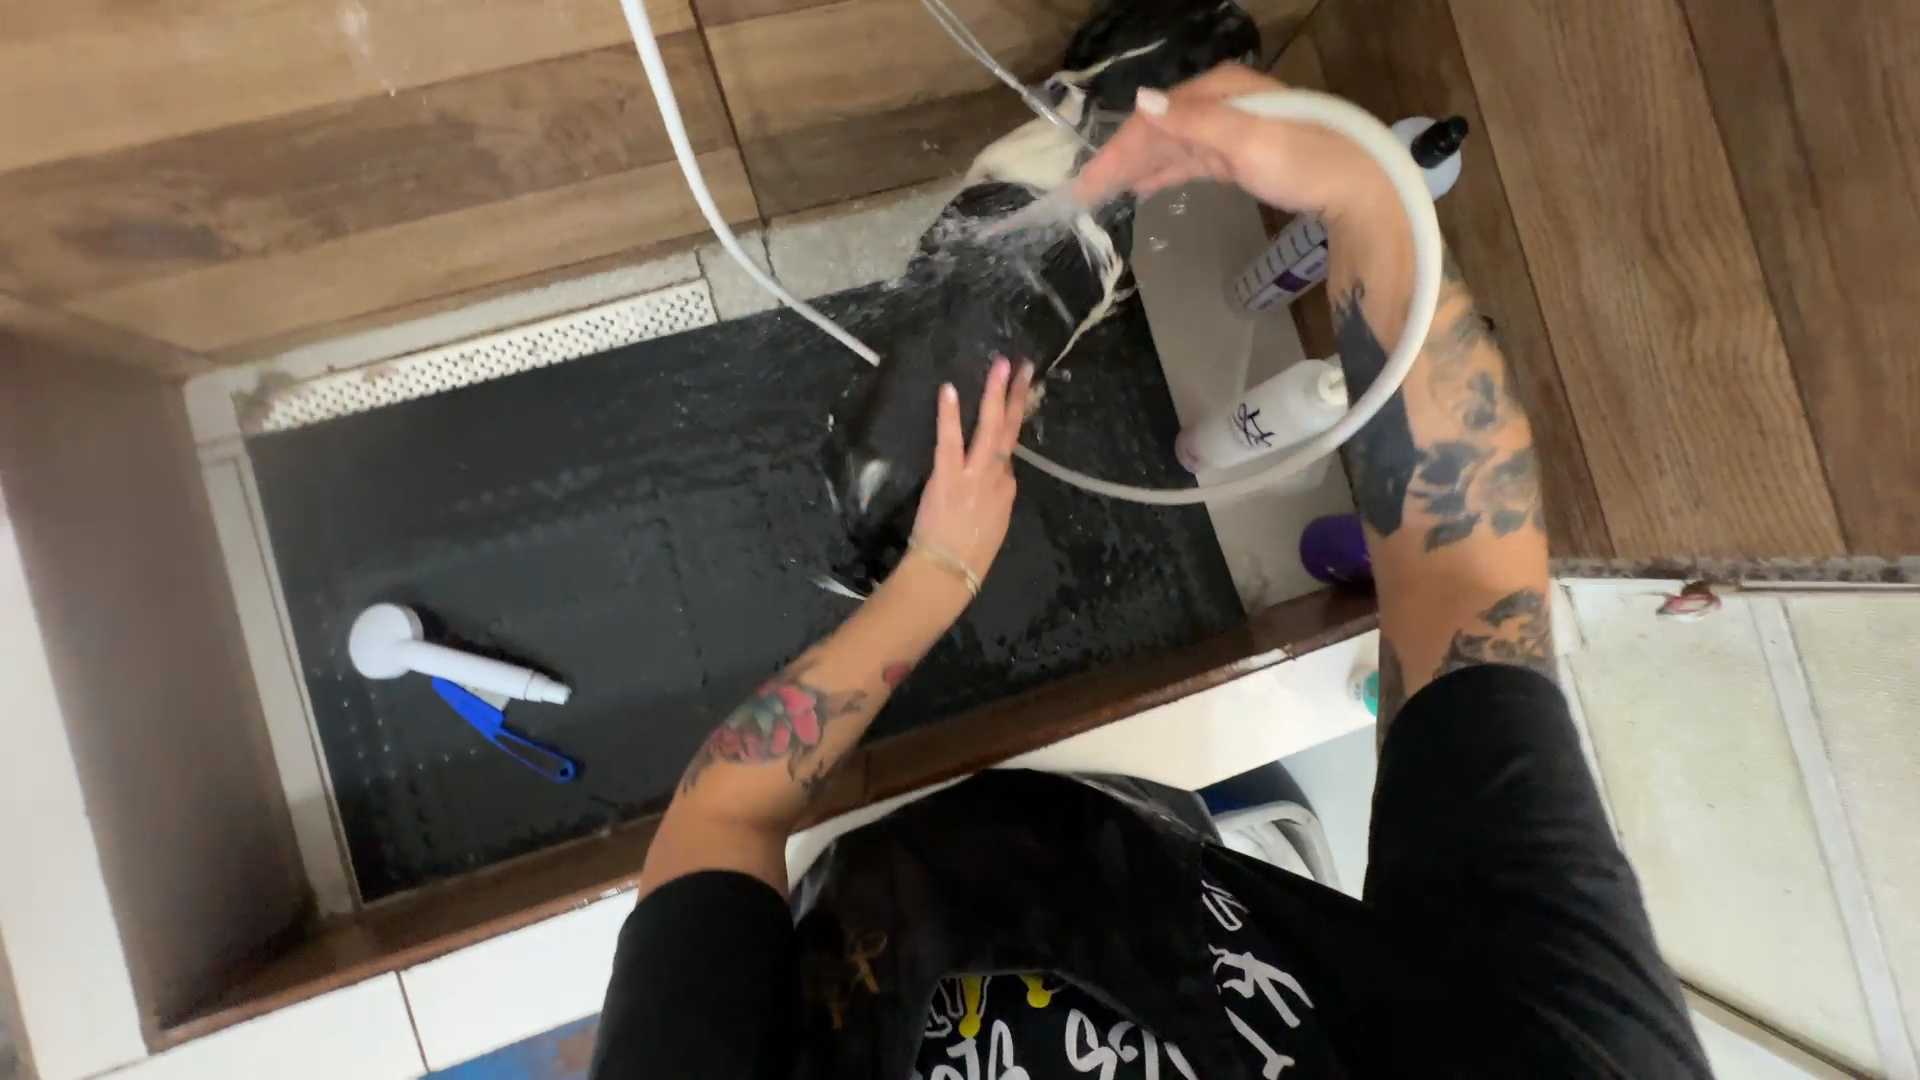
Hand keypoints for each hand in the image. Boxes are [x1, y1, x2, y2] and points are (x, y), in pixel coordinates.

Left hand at [908, 355, 1033, 591]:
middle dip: (1018, 396)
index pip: (1007, 457)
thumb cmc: (967, 559)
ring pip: (991, 428)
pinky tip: (950, 389)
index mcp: (1007, 493)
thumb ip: (994, 503)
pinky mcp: (948, 476)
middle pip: (1011, 431)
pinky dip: (951, 414)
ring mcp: (974, 475)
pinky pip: (950, 440)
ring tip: (1001, 364)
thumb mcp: (993, 530)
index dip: (1004, 435)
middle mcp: (997, 478)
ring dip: (996, 394)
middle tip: (1024, 367)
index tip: (1006, 406)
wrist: (948, 575)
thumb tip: (993, 486)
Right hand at [1072, 63, 1396, 223]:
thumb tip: (1140, 102)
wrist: (1354, 186)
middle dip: (1119, 160)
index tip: (1087, 182)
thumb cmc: (1304, 160)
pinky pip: (1187, 163)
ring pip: (1168, 149)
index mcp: (1218, 94)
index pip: (1153, 119)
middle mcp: (1219, 106)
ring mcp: (1227, 131)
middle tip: (1084, 194)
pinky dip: (1161, 174)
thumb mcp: (1247, 140)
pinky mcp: (1235, 156)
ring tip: (1103, 194)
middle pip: (1156, 132)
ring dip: (1135, 169)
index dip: (1117, 149)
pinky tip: (1142, 188)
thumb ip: (1193, 123)